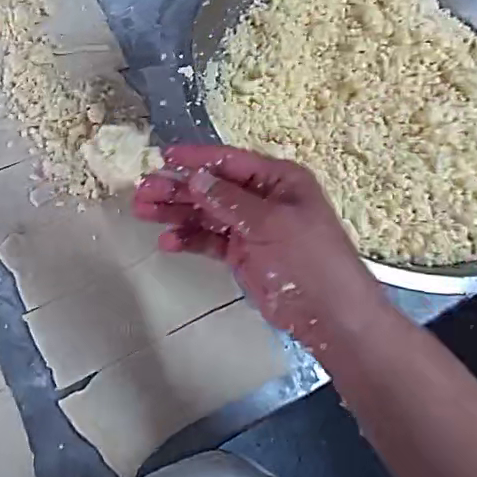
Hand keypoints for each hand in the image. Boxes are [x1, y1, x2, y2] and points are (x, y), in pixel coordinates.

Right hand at [132, 145, 390, 348]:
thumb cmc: (311, 262)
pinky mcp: (241, 253)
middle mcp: (262, 199)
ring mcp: (250, 226)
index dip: (195, 159)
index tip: (163, 156)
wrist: (334, 320)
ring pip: (204, 212)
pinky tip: (167, 242)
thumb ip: (230, 201)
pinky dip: (188, 239)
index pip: (229, 162)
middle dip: (176, 189)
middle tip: (142, 191)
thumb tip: (194, 178)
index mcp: (278, 180)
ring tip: (143, 212)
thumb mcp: (272, 224)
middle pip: (210, 187)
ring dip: (175, 212)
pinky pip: (208, 239)